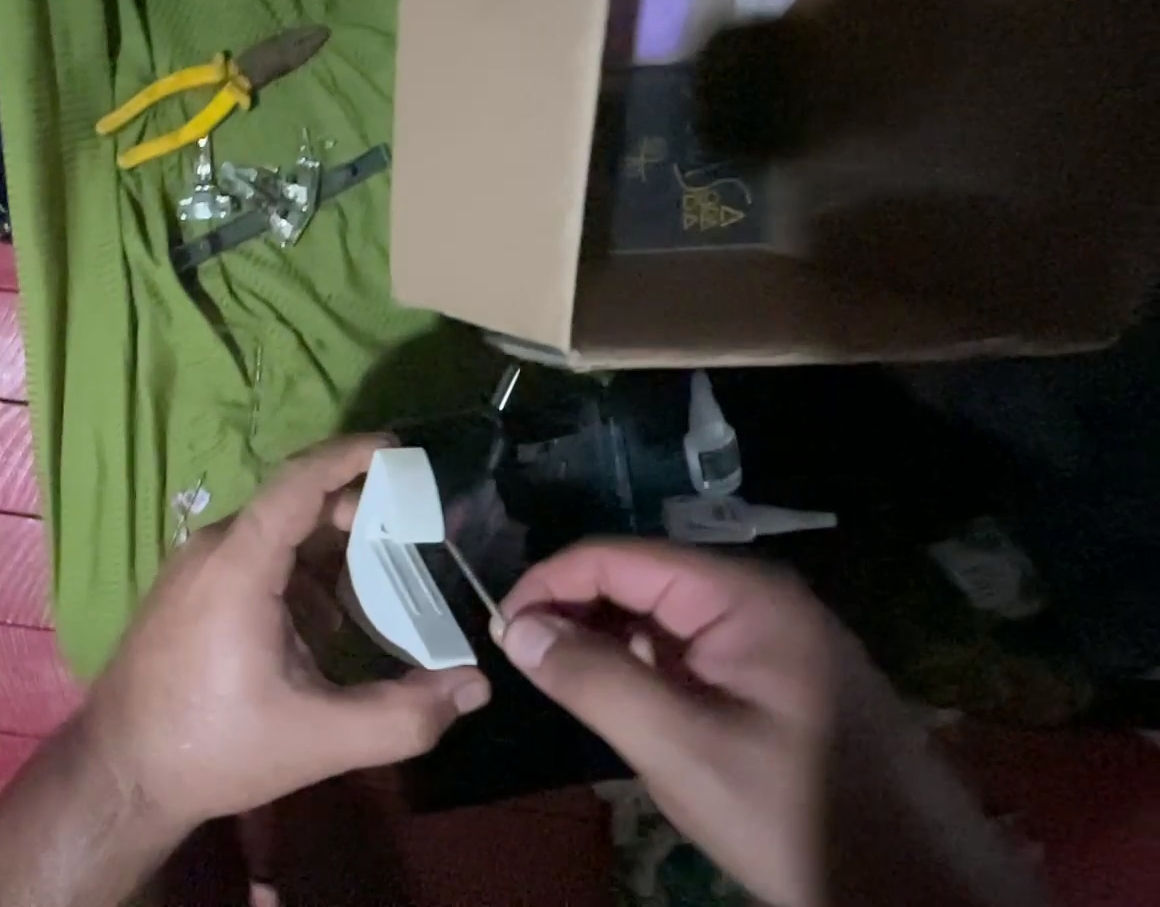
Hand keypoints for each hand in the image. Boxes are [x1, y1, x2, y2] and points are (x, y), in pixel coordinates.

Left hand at [79, 435, 490, 829]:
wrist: (120, 770)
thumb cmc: (212, 747)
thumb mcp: (317, 740)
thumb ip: (403, 716)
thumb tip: (476, 684)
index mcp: (238, 565)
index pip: (297, 483)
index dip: (348, 456)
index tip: (398, 449)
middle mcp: (214, 549)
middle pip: (295, 507)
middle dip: (358, 518)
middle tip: (414, 545)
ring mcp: (197, 566)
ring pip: (277, 535)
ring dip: (331, 555)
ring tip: (381, 595)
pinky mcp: (192, 586)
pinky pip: (256, 558)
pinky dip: (300, 576)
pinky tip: (327, 627)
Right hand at [495, 540, 1042, 906]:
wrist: (927, 906)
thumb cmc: (801, 819)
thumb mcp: (681, 750)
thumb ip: (592, 679)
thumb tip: (514, 629)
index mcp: (741, 596)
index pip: (614, 558)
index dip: (547, 585)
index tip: (502, 632)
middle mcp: (753, 597)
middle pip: (633, 578)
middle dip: (571, 610)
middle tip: (523, 660)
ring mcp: (763, 635)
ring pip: (652, 612)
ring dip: (598, 637)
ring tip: (557, 677)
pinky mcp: (766, 672)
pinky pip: (680, 645)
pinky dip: (633, 661)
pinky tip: (613, 694)